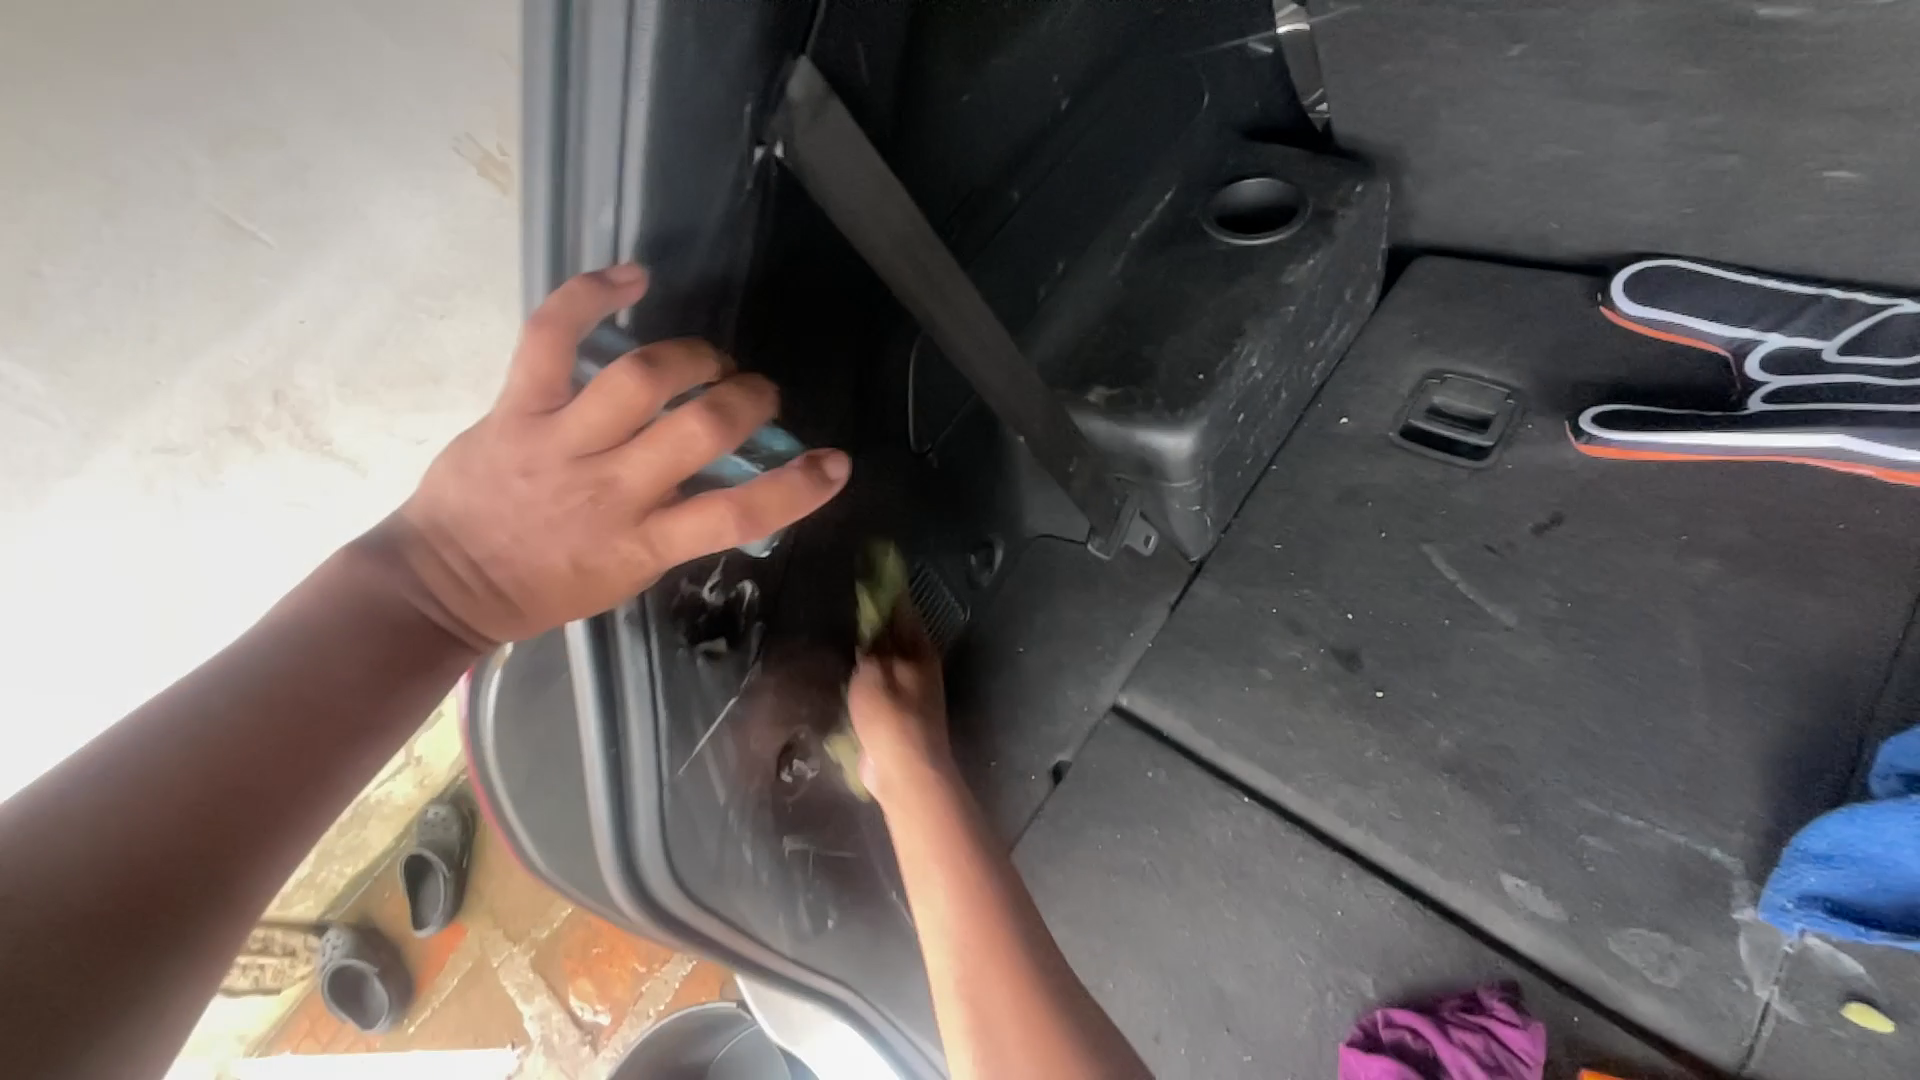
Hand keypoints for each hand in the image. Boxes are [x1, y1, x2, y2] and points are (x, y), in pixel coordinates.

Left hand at [370, 264, 850, 648]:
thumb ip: (680, 529)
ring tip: (709, 359)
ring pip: (641, 377)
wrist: (444, 584)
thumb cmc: (547, 588)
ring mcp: (559, 442)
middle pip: (699, 428)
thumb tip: (730, 482)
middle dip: (746, 399)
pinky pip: (552, 336)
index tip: (836, 463)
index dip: (796, 488)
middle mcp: (609, 489)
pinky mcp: (515, 406)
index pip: (735, 516)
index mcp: (643, 544)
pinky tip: (633, 276)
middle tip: (755, 393)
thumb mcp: (630, 576)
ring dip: (694, 357)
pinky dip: (592, 294)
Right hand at [847, 605, 952, 804]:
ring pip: (890, 663)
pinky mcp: (902, 718)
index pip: (902, 611)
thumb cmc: (890, 715)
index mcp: (920, 650)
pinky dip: (869, 680)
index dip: (886, 593)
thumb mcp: (873, 672)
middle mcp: (922, 668)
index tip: (870, 577)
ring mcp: (915, 695)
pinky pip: (882, 688)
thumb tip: (873, 628)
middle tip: (853, 607)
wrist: (906, 771)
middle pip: (897, 637)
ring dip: (873, 653)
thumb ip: (871, 648)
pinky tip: (852, 678)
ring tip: (849, 638)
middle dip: (878, 623)